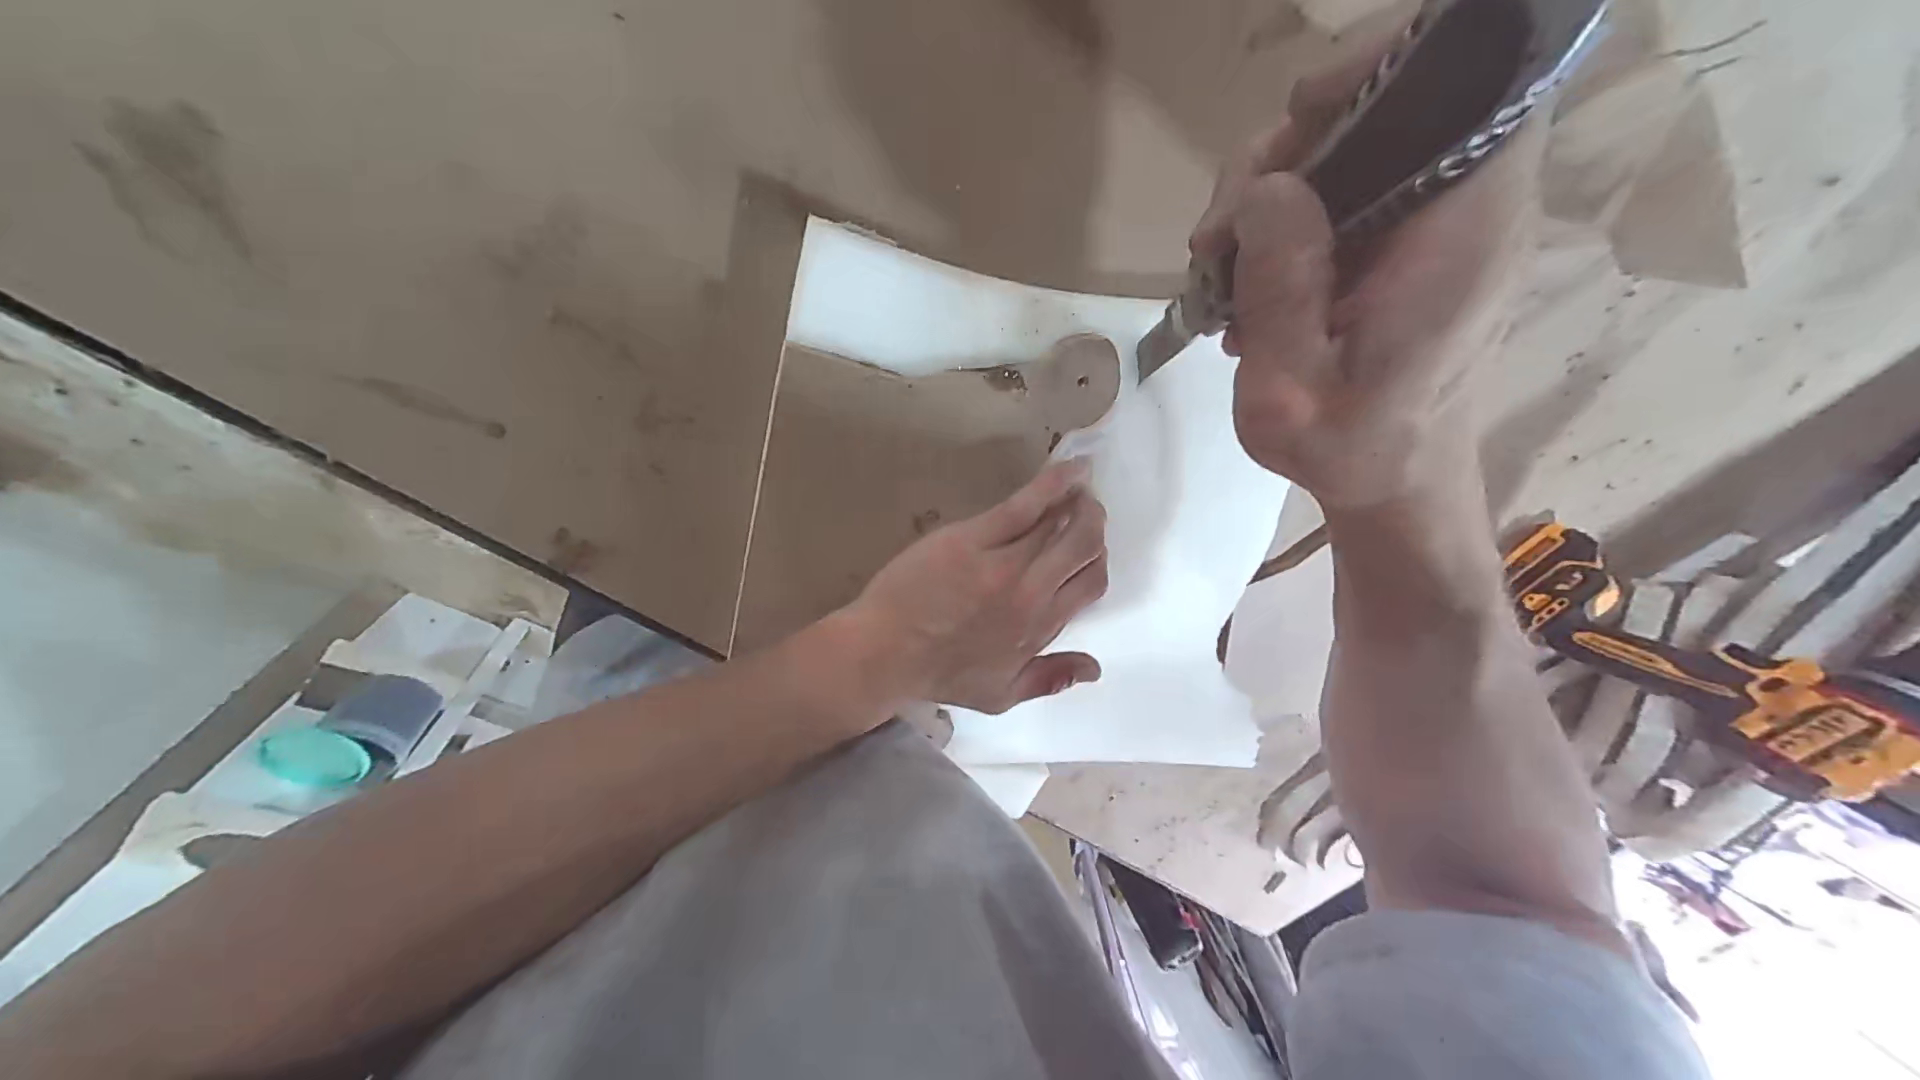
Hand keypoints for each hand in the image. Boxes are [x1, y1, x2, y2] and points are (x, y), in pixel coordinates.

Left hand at [837, 459, 1107, 713]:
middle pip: (1084, 549)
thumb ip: (1050, 679)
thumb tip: (1095, 669)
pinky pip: (1025, 506)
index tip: (1085, 550)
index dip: (1095, 561)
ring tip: (1078, 490)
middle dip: (1093, 526)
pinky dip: (1053, 484)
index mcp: (1041, 627)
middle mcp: (1033, 594)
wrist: (885, 653)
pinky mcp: (975, 538)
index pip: (1090, 584)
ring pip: (1061, 524)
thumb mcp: (1001, 695)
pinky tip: (1070, 470)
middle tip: (1086, 511)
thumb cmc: (939, 674)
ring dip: (1078, 503)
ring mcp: (1006, 564)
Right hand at [1192, 45, 1546, 511]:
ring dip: (1270, 197)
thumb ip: (1282, 290)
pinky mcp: (1404, 248)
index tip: (1296, 120)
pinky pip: (1343, 198)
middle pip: (1388, 112)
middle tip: (1217, 236)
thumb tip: (1266, 190)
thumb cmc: (1348, 452)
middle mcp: (1464, 211)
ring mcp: (1433, 227)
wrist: (1393, 483)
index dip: (1386, 67)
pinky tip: (1249, 285)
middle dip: (1287, 153)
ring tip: (1219, 272)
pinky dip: (1283, 225)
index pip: (1471, 84)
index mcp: (1461, 236)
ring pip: (1352, 154)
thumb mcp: (1290, 392)